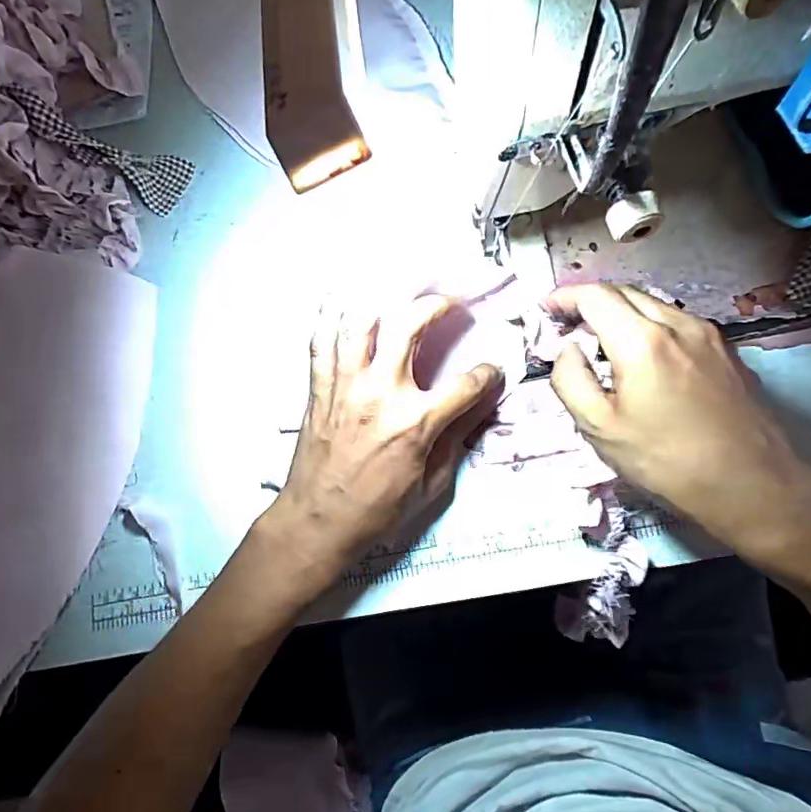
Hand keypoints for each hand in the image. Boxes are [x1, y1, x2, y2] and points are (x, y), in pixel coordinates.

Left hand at [265, 295, 502, 579]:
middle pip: (408, 326)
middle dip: (436, 304)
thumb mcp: (432, 484)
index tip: (492, 371)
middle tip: (449, 302)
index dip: (488, 374)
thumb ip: (456, 440)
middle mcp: (380, 394)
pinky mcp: (319, 386)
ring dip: (386, 296)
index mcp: (416, 424)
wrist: (318, 520)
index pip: (467, 384)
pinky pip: (321, 337)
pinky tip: (346, 297)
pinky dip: (332, 312)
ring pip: (361, 320)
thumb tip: (478, 409)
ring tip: (403, 291)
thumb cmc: (378, 508)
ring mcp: (345, 385)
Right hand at [546, 283, 810, 556]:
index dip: (565, 297)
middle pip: (625, 293)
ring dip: (623, 313)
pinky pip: (679, 323)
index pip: (595, 296)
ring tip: (606, 342)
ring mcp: (708, 334)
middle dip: (592, 302)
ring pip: (654, 305)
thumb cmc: (668, 462)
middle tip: (571, 325)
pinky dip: (652, 327)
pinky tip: (647, 358)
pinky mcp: (727, 350)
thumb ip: (570, 380)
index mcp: (642, 341)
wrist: (749, 483)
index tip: (548, 309)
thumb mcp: (601, 429)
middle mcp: (678, 324)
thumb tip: (568, 349)